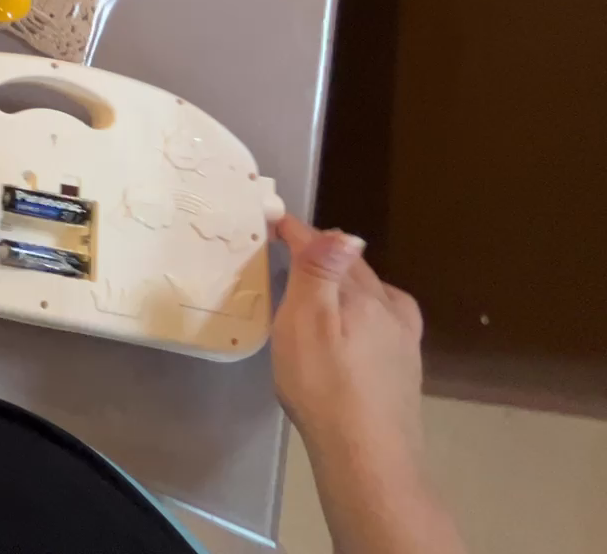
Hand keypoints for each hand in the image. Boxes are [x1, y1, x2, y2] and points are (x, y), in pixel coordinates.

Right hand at [271, 215, 424, 465]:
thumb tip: (341, 232)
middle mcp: (390, 312)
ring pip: (374, 291)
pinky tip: (350, 320)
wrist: (367, 451)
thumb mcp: (307, 321)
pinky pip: (383, 316)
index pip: (326, 249)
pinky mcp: (402, 364)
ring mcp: (402, 340)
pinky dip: (362, 303)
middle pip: (354, 267)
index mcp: (364, 297)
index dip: (296, 232)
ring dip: (344, 275)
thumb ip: (321, 275)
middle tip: (283, 244)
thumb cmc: (323, 381)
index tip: (267, 217)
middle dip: (320, 249)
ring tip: (316, 278)